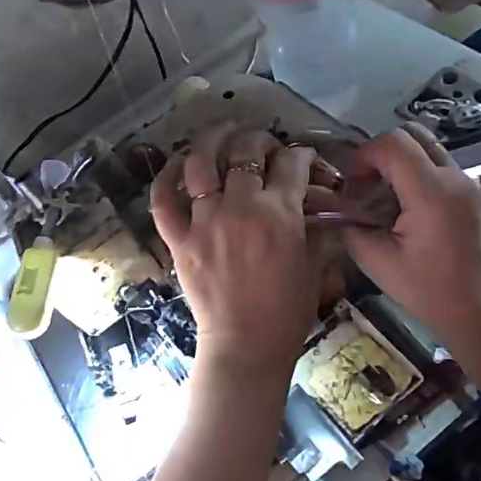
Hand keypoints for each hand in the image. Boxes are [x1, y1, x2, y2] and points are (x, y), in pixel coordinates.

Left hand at [149, 125, 319, 372]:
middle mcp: (239, 207)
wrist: (247, 345)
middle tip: (264, 149)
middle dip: (260, 141)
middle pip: (246, 150)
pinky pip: (163, 200)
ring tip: (222, 136)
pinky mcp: (178, 239)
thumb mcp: (315, 264)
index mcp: (280, 213)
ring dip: (212, 141)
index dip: (302, 155)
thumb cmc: (288, 310)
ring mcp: (203, 221)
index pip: (292, 162)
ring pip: (201, 162)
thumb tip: (317, 202)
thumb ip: (316, 226)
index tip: (302, 160)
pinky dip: (165, 177)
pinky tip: (176, 166)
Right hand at [338, 124, 480, 338]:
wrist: (475, 306)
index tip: (355, 185)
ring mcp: (469, 183)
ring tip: (388, 199)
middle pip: (412, 135)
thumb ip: (350, 227)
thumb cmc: (425, 288)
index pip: (392, 144)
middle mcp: (454, 178)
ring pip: (428, 149)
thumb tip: (335, 210)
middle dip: (382, 154)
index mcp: (430, 193)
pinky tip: (411, 210)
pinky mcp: (475, 193)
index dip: (364, 157)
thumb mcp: (376, 261)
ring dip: (402, 164)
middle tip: (369, 185)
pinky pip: (442, 167)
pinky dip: (420, 176)